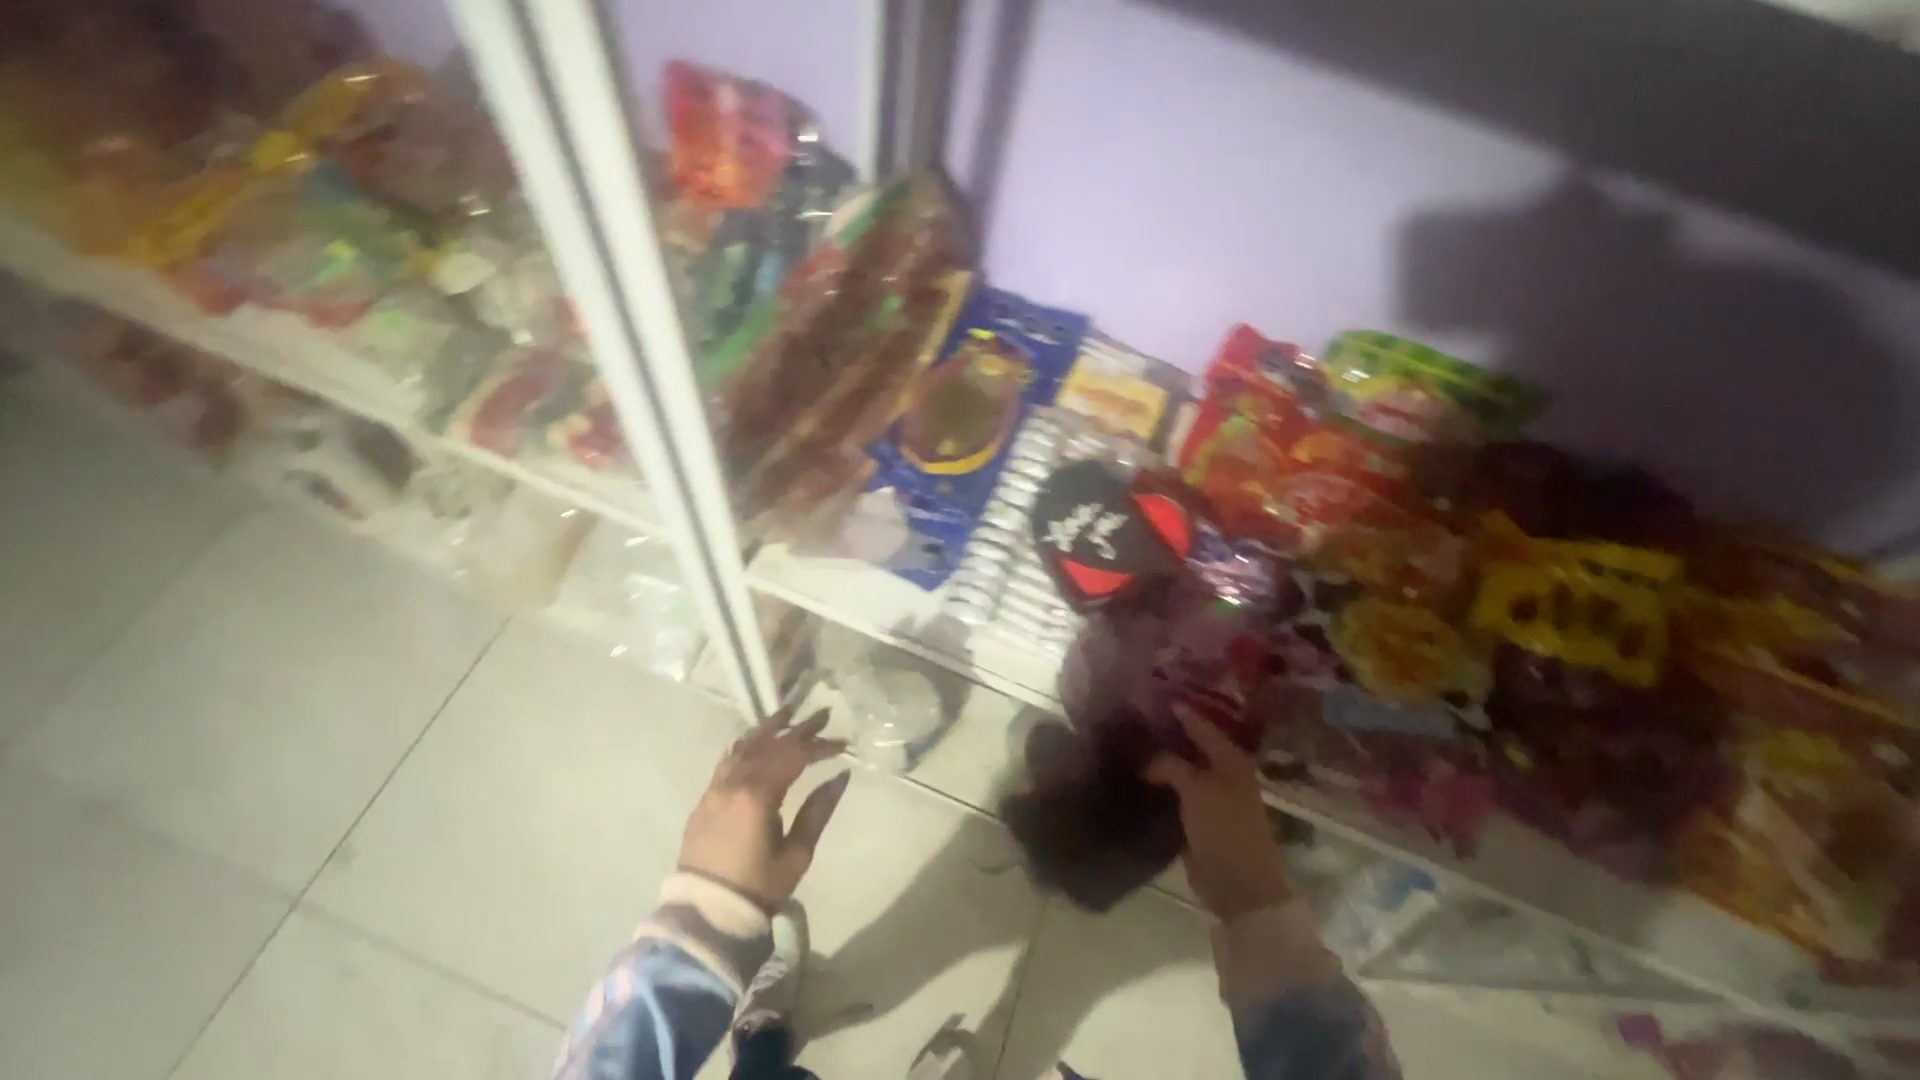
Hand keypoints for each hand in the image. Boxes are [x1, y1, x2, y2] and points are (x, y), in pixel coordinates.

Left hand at [677, 708, 851, 907]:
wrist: (706, 914)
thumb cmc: (758, 887)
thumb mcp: (797, 853)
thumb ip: (818, 810)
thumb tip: (841, 776)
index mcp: (757, 795)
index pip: (794, 755)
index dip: (820, 746)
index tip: (843, 744)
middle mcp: (733, 782)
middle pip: (770, 744)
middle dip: (798, 728)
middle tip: (822, 714)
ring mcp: (715, 788)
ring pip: (744, 746)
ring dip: (769, 728)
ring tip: (789, 713)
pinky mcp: (705, 798)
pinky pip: (728, 760)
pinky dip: (745, 745)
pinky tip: (755, 740)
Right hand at [1143, 709, 1292, 921]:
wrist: (1239, 885)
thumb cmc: (1225, 829)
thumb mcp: (1197, 790)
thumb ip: (1171, 765)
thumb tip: (1147, 759)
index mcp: (1231, 760)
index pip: (1202, 726)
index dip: (1180, 712)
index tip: (1153, 696)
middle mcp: (1224, 774)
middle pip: (1191, 747)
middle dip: (1167, 735)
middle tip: (1134, 721)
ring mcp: (1212, 798)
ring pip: (1182, 771)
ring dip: (1161, 762)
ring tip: (1130, 747)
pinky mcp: (1199, 820)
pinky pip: (1176, 794)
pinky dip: (1160, 786)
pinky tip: (1137, 780)